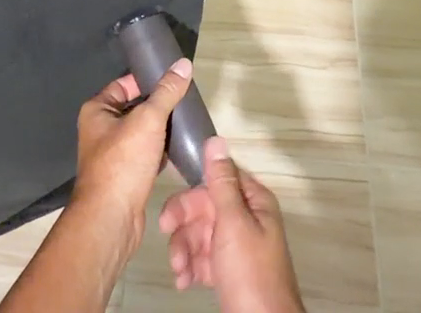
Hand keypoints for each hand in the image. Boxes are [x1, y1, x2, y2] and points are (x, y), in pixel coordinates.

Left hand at [70, 58, 192, 255]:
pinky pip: (146, 154)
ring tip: (188, 122)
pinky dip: (161, 151)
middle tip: (187, 100)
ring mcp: (112, 154)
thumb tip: (184, 64)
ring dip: (162, 130)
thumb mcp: (148, 120)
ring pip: (142, 133)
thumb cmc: (123, 161)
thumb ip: (167, 92)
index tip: (175, 78)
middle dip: (159, 106)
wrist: (112, 218)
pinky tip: (180, 149)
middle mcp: (101, 129)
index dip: (148, 79)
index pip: (125, 84)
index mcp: (97, 110)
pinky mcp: (125, 175)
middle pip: (135, 108)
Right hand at [157, 138, 303, 312]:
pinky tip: (184, 281)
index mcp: (253, 201)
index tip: (171, 211)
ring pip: (200, 233)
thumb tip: (215, 140)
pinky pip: (203, 257)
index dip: (193, 193)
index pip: (217, 179)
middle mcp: (247, 218)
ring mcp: (237, 245)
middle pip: (204, 207)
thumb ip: (221, 182)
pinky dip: (190, 267)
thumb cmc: (250, 273)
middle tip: (166, 238)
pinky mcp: (229, 269)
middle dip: (184, 226)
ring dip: (184, 250)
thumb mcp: (234, 223)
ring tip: (179, 271)